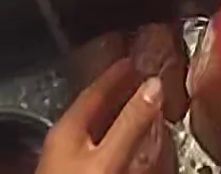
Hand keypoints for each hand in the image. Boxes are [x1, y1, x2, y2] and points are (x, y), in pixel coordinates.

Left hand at [37, 60, 166, 173]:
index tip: (140, 57)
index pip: (97, 87)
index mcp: (68, 129)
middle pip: (98, 108)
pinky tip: (135, 150)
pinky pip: (103, 152)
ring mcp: (70, 167)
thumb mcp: (107, 161)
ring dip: (124, 119)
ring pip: (101, 131)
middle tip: (150, 80)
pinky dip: (120, 142)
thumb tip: (154, 85)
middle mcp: (66, 143)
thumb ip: (131, 122)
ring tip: (148, 110)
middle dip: (124, 93)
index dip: (119, 71)